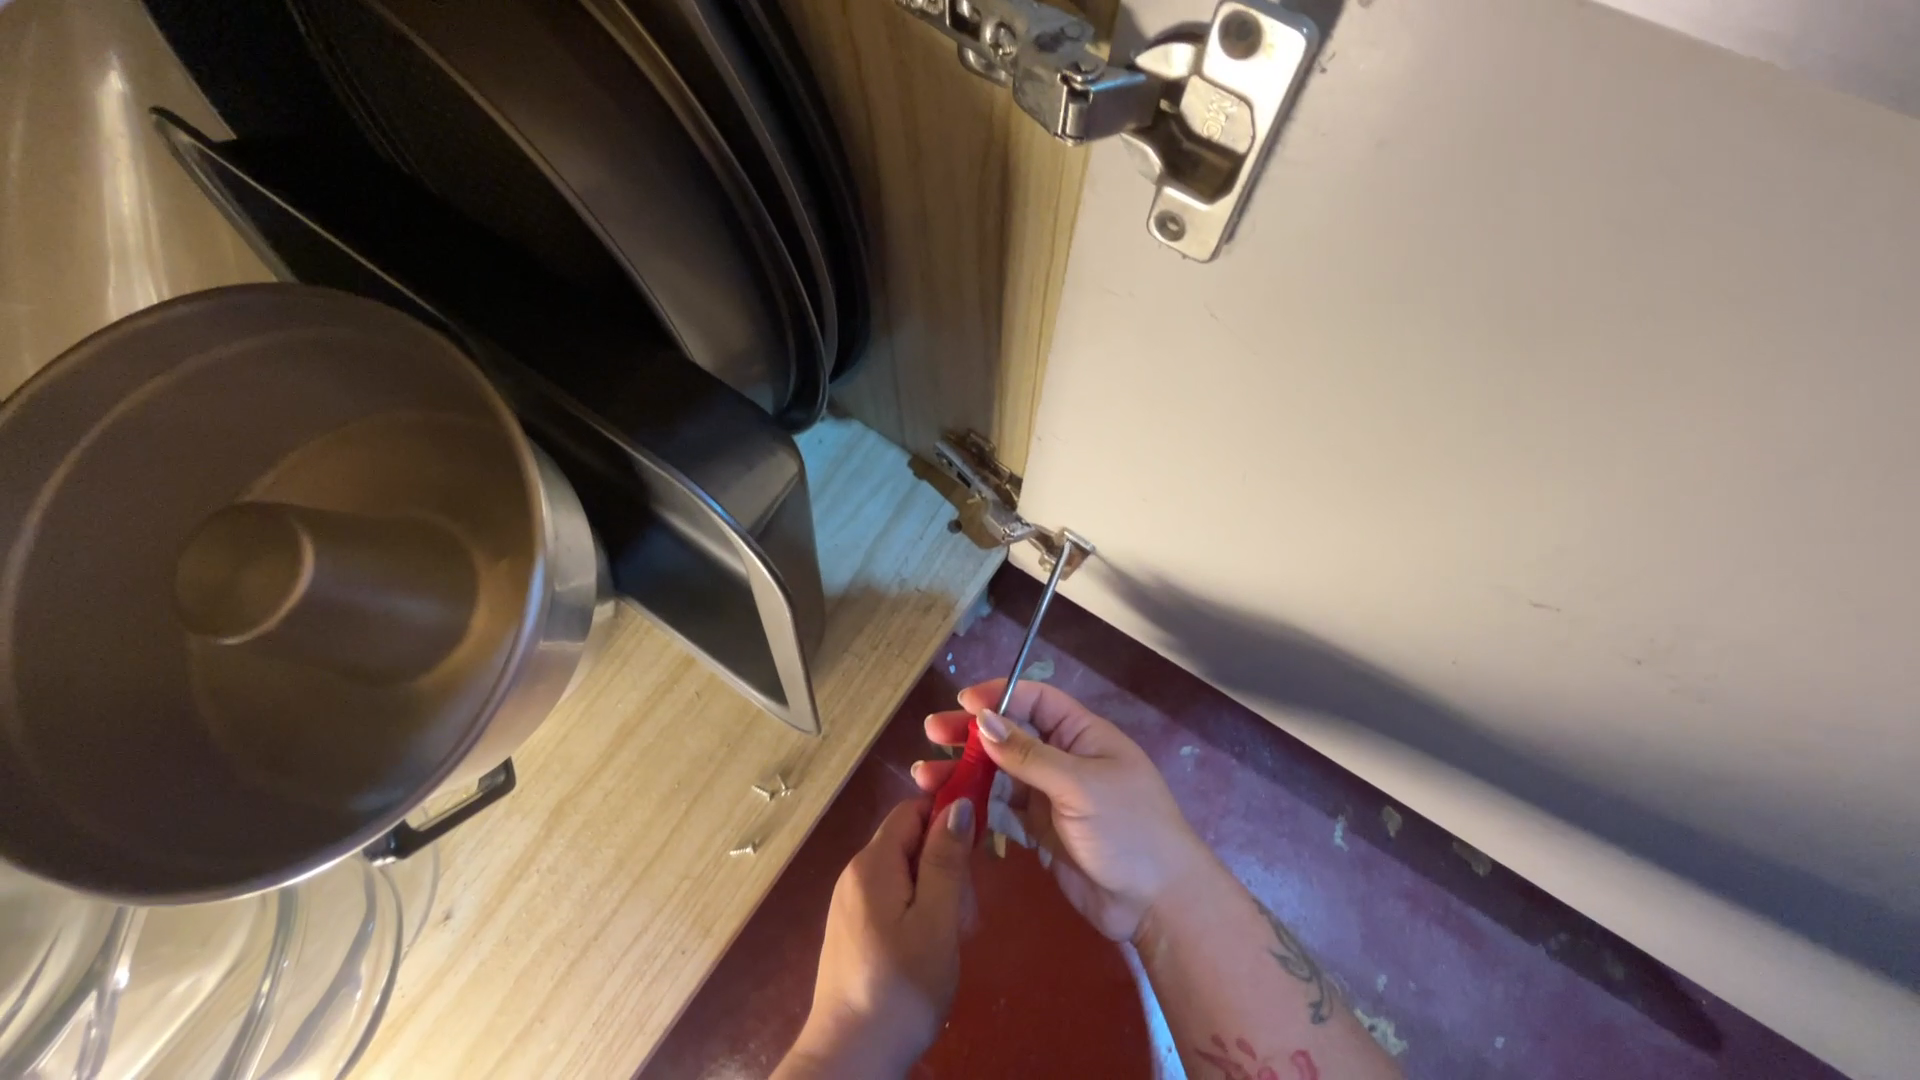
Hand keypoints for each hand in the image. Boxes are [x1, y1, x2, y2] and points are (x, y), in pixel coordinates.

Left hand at [776, 797, 975, 1079]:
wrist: (850, 1059)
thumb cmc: (902, 987)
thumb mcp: (937, 920)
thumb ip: (947, 859)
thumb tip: (958, 802)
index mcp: (873, 862)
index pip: (912, 809)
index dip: (947, 814)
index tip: (980, 841)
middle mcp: (856, 873)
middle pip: (910, 841)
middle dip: (946, 862)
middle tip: (963, 910)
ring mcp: (851, 903)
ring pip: (906, 873)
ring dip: (937, 892)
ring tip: (950, 936)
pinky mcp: (854, 930)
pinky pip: (893, 899)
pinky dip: (919, 912)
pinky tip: (930, 949)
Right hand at [914, 680, 1212, 942]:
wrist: (1155, 903)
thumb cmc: (1129, 829)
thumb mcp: (1081, 786)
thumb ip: (1029, 755)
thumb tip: (984, 719)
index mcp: (1082, 735)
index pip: (1036, 701)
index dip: (1000, 696)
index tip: (963, 702)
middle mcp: (1062, 760)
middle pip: (1009, 736)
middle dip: (970, 733)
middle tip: (932, 733)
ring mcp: (1049, 797)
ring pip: (998, 775)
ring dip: (964, 772)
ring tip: (924, 775)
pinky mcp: (1038, 830)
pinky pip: (999, 810)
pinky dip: (974, 806)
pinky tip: (946, 806)